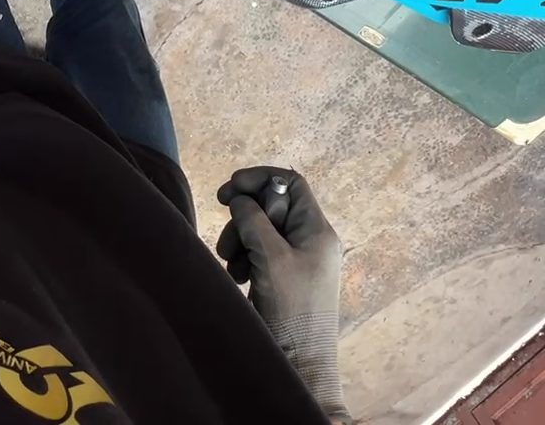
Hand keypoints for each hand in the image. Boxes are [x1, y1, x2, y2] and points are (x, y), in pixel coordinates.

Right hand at [217, 167, 350, 421]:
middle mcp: (311, 240)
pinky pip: (260, 252)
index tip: (230, 189)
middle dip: (244, 216)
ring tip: (231, 263)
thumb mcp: (271, 256)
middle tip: (227, 236)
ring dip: (240, 239)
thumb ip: (254, 219)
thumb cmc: (291, 309)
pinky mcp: (285, 278)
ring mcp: (299, 260)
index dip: (259, 179)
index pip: (290, 182)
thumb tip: (240, 199)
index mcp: (316, 230)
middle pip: (271, 205)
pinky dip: (244, 258)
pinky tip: (238, 277)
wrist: (301, 366)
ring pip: (261, 229)